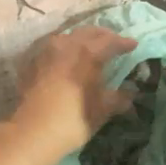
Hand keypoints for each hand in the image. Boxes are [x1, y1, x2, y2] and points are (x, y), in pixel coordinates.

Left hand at [9, 26, 138, 152]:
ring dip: (81, 40)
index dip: (124, 43)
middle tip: (113, 43)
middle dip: (103, 36)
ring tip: (89, 48)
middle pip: (88, 32)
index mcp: (88, 52)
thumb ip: (119, 98)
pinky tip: (65, 60)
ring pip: (68, 37)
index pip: (111, 41)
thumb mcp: (103, 109)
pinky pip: (52, 48)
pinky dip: (63, 50)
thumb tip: (129, 93)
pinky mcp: (32, 62)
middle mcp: (67, 44)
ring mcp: (46, 51)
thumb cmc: (73, 119)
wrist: (32, 132)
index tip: (133, 45)